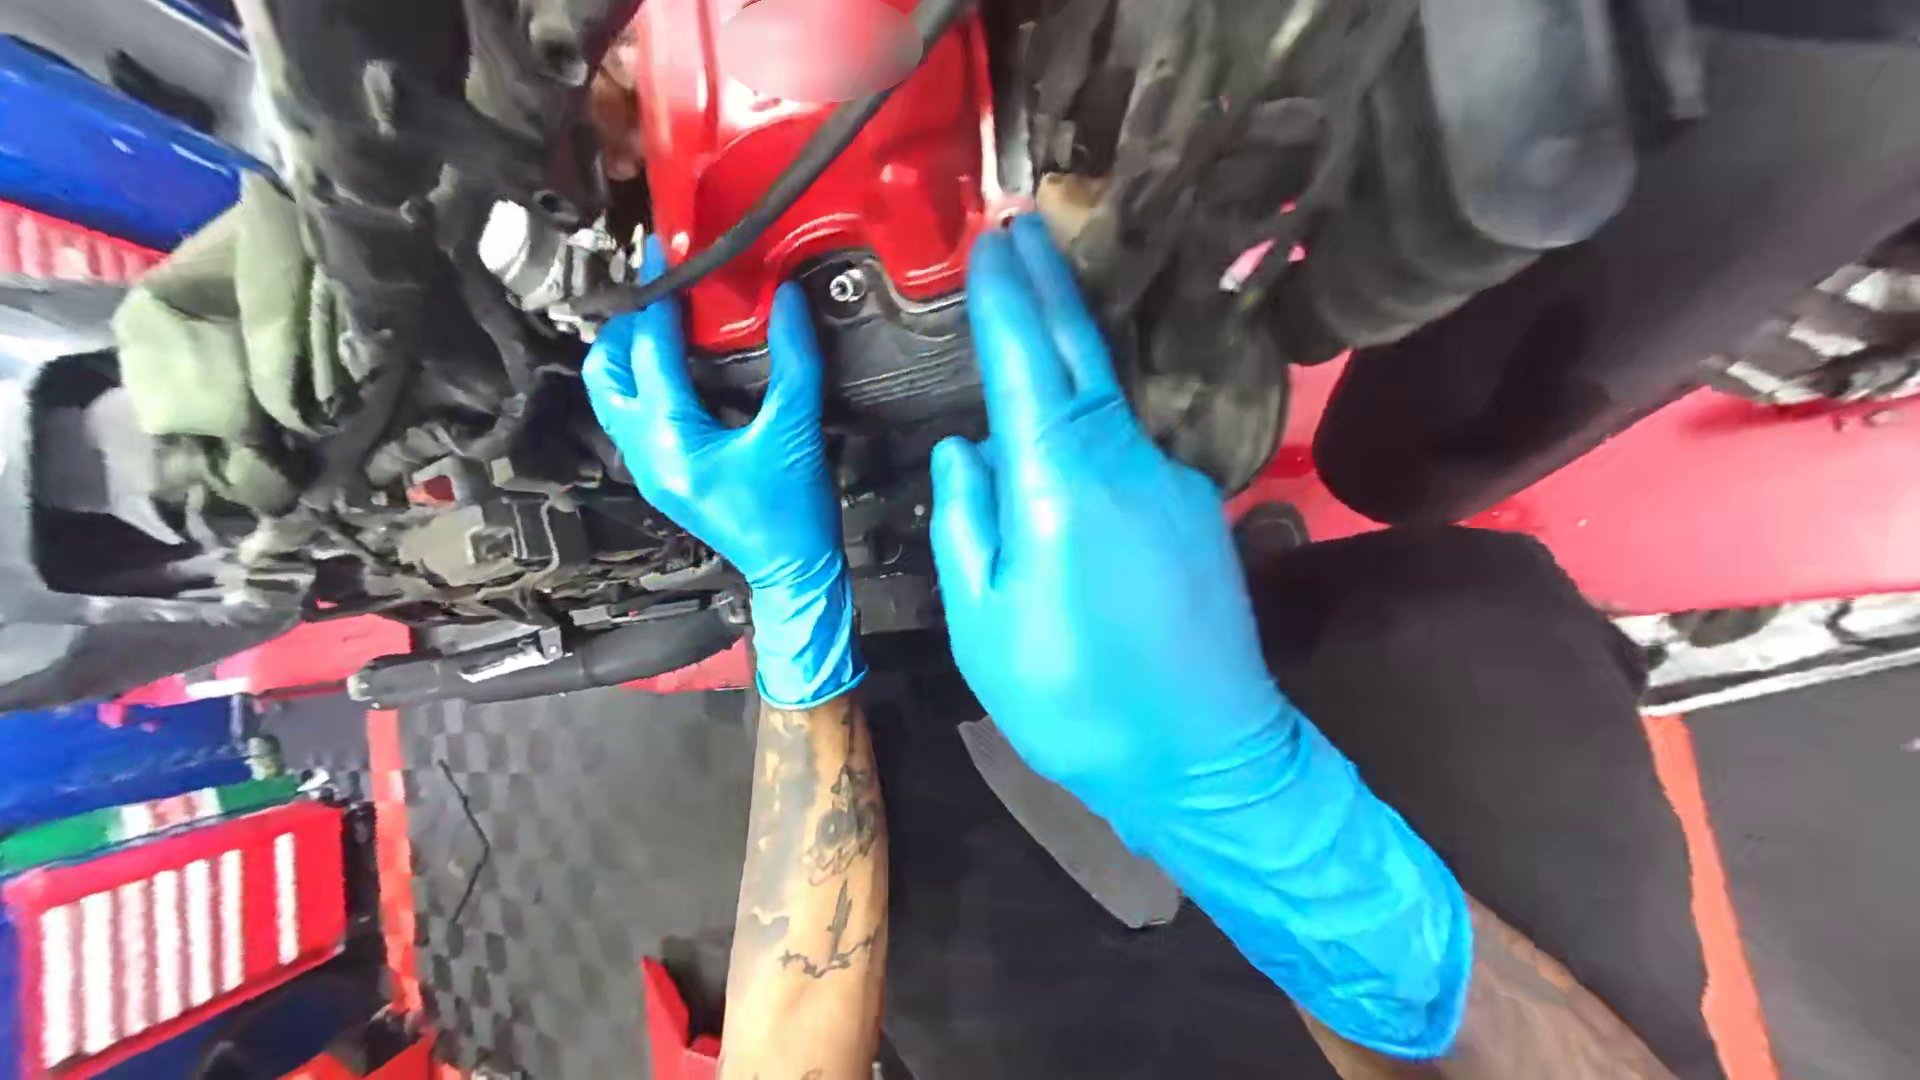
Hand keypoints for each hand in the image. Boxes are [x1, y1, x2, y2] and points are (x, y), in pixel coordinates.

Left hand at [584, 238, 862, 707]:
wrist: (792, 569)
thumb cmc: (792, 513)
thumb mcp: (797, 433)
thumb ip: (795, 363)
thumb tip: (788, 302)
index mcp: (671, 441)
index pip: (650, 351)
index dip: (658, 298)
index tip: (665, 254)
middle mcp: (646, 454)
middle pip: (606, 372)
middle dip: (627, 325)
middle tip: (660, 295)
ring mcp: (649, 468)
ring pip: (614, 395)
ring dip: (632, 354)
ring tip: (665, 325)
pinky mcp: (665, 476)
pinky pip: (636, 415)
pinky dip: (648, 382)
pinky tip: (681, 371)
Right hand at [929, 215, 1289, 808]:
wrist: (1204, 757)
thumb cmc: (1074, 700)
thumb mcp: (984, 622)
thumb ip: (966, 523)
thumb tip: (963, 450)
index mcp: (1063, 487)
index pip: (1028, 367)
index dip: (1008, 299)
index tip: (991, 239)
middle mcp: (1127, 463)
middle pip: (1082, 355)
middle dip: (1048, 285)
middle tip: (1021, 226)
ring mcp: (1173, 482)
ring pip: (1108, 398)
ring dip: (1069, 347)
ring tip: (1032, 306)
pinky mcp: (1195, 508)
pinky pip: (1128, 444)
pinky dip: (1091, 416)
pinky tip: (1067, 424)